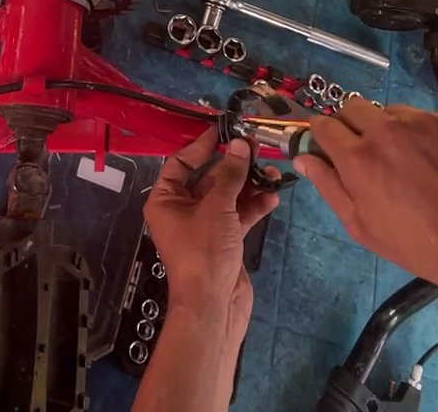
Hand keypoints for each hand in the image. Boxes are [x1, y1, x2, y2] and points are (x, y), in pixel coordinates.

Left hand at [145, 128, 278, 330]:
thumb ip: (230, 175)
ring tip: (270, 169)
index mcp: (165, 199)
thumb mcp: (216, 207)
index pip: (181, 162)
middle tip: (255, 146)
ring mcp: (204, 225)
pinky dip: (253, 205)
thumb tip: (239, 144)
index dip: (202, 145)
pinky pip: (238, 215)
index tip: (222, 130)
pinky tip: (272, 195)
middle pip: (208, 178)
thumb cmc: (204, 252)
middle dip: (232, 164)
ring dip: (248, 183)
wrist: (213, 307)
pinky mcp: (224, 240)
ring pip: (227, 196)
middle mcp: (182, 209)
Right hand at [295, 101, 437, 292]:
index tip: (330, 146)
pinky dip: (425, 132)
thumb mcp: (361, 226)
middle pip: (352, 107)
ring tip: (410, 159)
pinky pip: (425, 116)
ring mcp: (421, 121)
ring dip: (389, 127)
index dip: (323, 135)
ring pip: (390, 111)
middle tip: (369, 151)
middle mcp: (384, 130)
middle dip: (352, 125)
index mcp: (357, 157)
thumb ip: (328, 186)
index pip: (322, 124)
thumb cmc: (417, 244)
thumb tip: (303, 157)